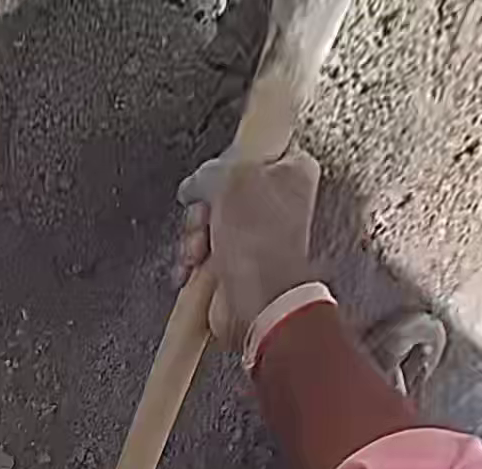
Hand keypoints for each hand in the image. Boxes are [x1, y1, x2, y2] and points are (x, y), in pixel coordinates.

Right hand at [174, 149, 321, 350]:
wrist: (257, 301)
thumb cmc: (260, 245)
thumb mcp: (231, 181)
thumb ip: (209, 172)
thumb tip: (193, 185)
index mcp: (291, 171)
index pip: (246, 154)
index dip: (222, 167)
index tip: (212, 180)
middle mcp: (274, 204)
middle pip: (218, 194)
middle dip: (201, 212)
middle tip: (205, 221)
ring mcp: (253, 238)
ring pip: (206, 226)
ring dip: (193, 240)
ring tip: (201, 252)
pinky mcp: (234, 266)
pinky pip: (201, 256)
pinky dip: (191, 263)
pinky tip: (193, 268)